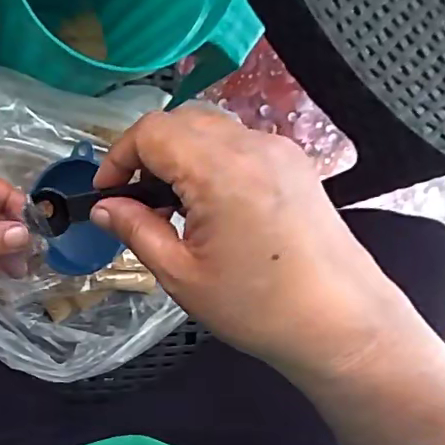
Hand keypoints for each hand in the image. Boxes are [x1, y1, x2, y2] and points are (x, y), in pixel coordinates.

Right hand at [90, 108, 435, 383]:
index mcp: (221, 171)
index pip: (152, 131)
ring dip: (176, 155)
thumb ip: (136, 231)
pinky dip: (207, 160)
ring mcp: (280, 152)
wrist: (340, 323)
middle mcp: (253, 147)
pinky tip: (204, 205)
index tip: (105, 194)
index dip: (117, 157)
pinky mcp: (295, 165)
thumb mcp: (181, 274)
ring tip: (166, 207)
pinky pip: (237, 144)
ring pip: (209, 128)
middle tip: (130, 199)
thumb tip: (104, 208)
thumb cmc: (257, 307)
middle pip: (180, 121)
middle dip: (144, 153)